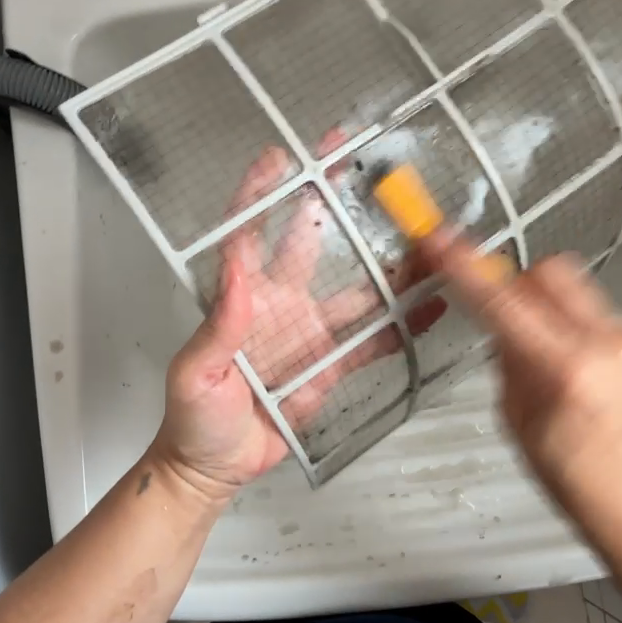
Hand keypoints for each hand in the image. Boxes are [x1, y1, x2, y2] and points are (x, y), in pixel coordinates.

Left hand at [152, 144, 442, 500]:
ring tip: (420, 242)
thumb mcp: (196, 372)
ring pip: (354, 289)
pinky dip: (401, 326)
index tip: (281, 158)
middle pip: (306, 240)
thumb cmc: (193, 418)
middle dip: (326, 200)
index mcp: (239, 298)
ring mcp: (309, 330)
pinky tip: (428, 311)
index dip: (261, 194)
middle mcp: (278, 303)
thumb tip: (237, 270)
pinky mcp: (331, 362)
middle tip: (349, 161)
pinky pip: (371, 339)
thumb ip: (220, 326)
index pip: (248, 233)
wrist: (216, 464)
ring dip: (386, 268)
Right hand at [422, 229, 621, 529]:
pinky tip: (582, 375)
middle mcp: (608, 344)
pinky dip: (579, 333)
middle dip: (520, 282)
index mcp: (566, 369)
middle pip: (551, 272)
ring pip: (577, 294)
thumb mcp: (517, 421)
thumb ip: (508, 362)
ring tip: (551, 363)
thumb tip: (501, 325)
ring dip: (551, 313)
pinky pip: (601, 318)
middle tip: (508, 312)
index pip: (504, 303)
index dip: (467, 268)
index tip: (443, 241)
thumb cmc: (574, 478)